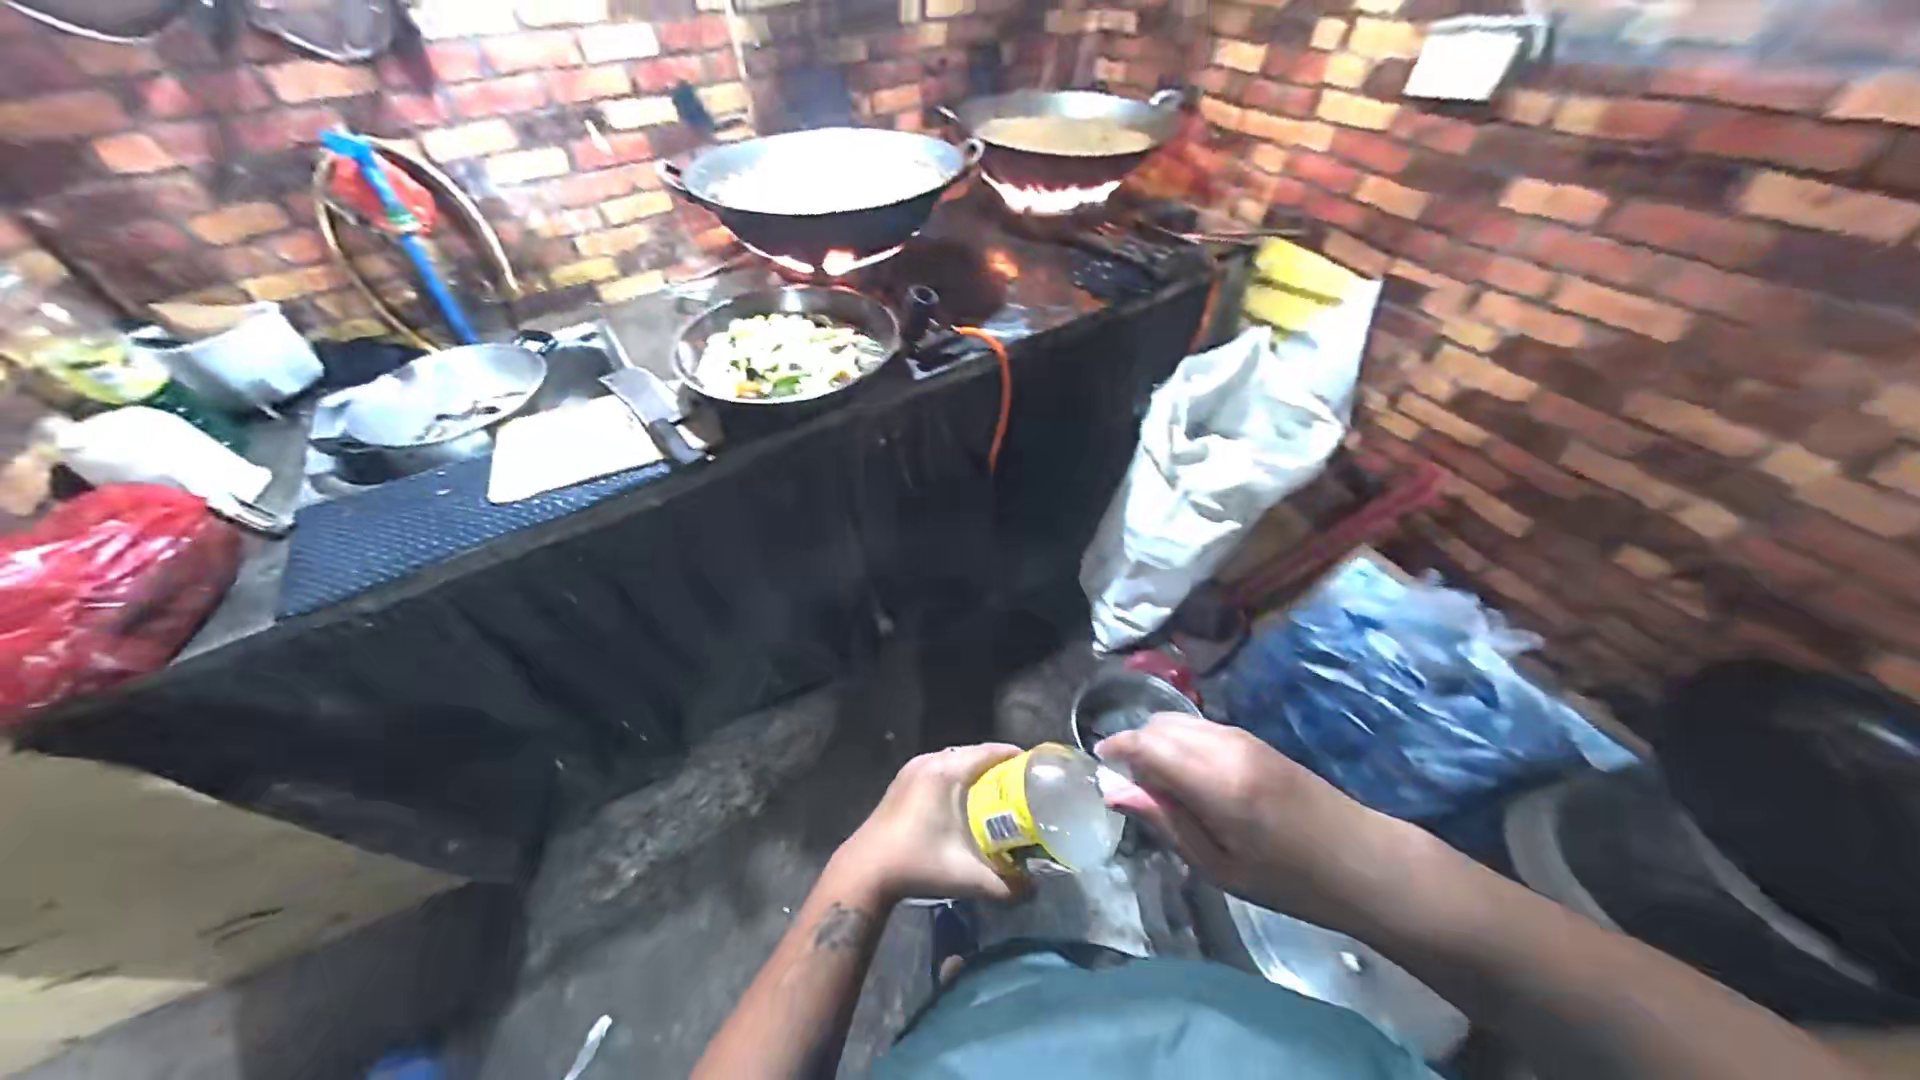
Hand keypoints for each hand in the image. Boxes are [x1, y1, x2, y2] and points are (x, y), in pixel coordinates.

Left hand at [831, 743, 1024, 904]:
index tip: (1037, 768)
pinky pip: (939, 767)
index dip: (1015, 756)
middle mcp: (930, 761)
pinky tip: (966, 798)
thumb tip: (1034, 888)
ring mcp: (912, 768)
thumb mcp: (968, 877)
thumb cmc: (918, 864)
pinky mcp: (902, 780)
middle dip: (999, 764)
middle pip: (973, 753)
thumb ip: (1006, 885)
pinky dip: (957, 775)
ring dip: (976, 770)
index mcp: (946, 772)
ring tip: (999, 790)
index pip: (990, 751)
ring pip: (955, 759)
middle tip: (1023, 783)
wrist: (865, 870)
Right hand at [1096, 713, 1426, 934]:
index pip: (1146, 743)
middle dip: (1136, 746)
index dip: (1116, 748)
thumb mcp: (1216, 865)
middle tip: (1136, 787)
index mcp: (1216, 780)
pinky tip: (1191, 778)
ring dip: (1158, 742)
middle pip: (1159, 724)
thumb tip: (1112, 790)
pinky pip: (1200, 727)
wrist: (1364, 861)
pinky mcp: (1254, 738)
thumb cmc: (1288, 879)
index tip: (1099, 765)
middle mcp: (1226, 745)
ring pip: (1178, 721)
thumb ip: (1163, 819)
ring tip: (1163, 787)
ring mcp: (1243, 736)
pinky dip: (1181, 742)